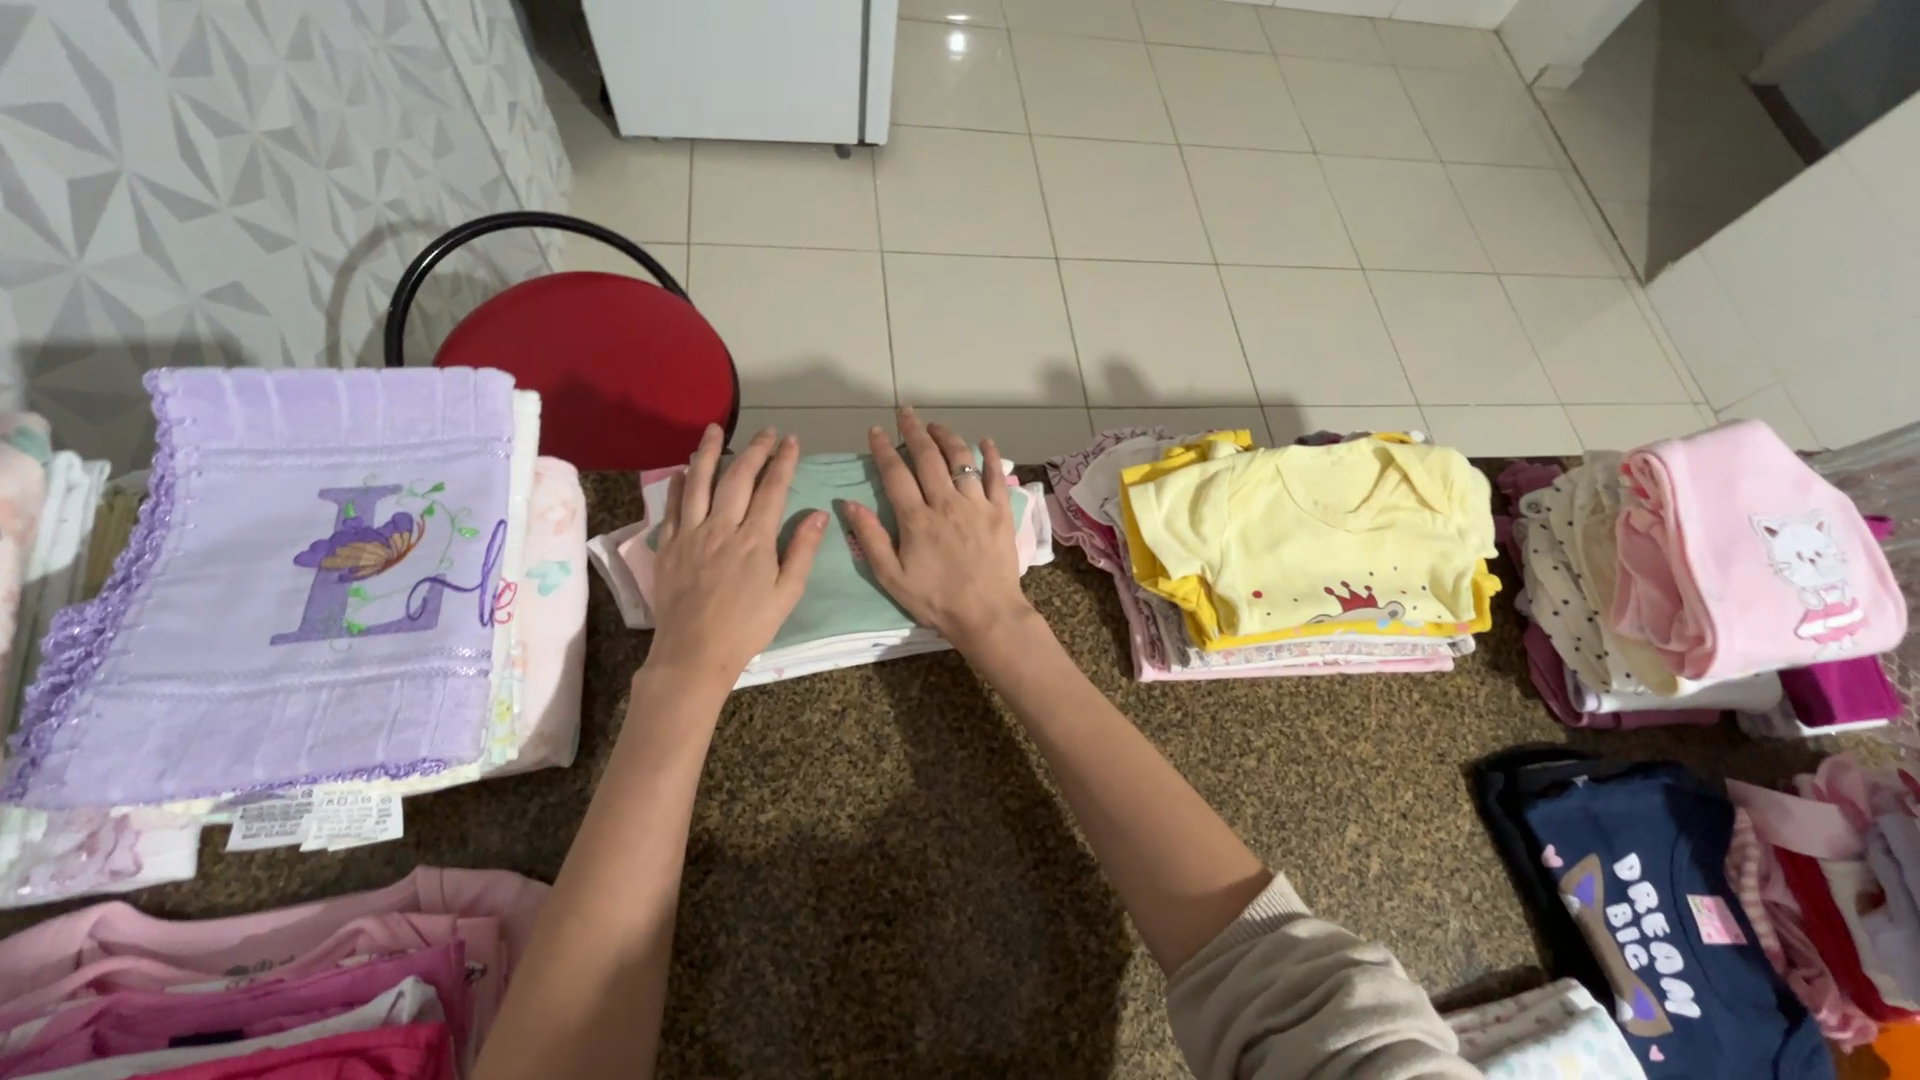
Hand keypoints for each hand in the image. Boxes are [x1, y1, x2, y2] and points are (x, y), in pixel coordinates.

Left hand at [642, 425, 826, 687]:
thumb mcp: (786, 594)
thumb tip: (819, 514)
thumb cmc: (748, 628)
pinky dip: (679, 484)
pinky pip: (672, 507)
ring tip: (716, 429)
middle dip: (755, 450)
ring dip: (710, 452)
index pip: (772, 489)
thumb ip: (801, 551)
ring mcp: (690, 534)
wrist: (694, 653)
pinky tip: (685, 470)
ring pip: (700, 483)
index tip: (792, 441)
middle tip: (767, 431)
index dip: (783, 461)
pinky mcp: (668, 546)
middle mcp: (721, 528)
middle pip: (738, 477)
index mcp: (754, 540)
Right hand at [842, 406, 1037, 651]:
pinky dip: (990, 455)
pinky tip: (984, 441)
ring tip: (935, 426)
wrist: (987, 616)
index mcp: (917, 519)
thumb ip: (871, 538)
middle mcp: (946, 503)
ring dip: (946, 437)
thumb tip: (849, 503)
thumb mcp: (892, 577)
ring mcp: (977, 505)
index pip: (896, 473)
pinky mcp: (1000, 512)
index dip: (883, 449)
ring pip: (961, 459)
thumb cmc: (935, 601)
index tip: (875, 431)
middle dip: (913, 430)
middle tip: (905, 413)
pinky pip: (996, 476)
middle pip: (928, 457)